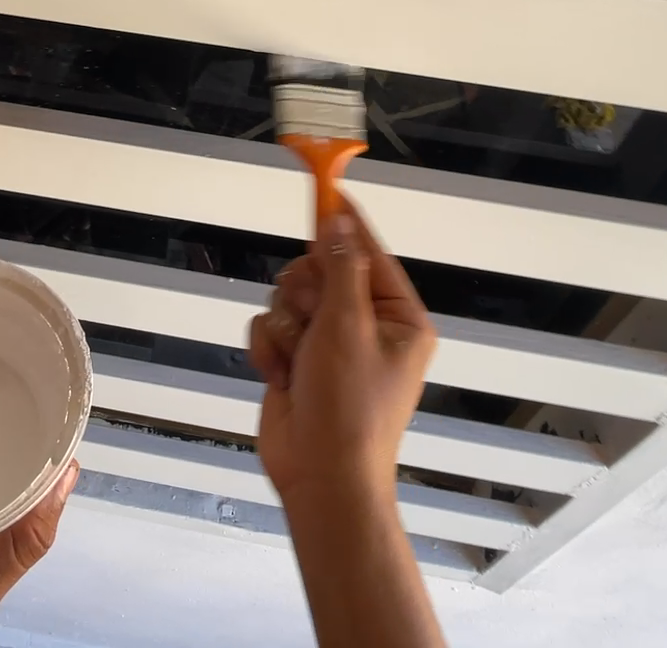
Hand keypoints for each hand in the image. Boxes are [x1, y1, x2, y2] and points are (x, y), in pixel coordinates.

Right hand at [246, 198, 434, 507]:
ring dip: (287, 325)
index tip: (326, 190)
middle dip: (306, 292)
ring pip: (289, 295)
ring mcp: (328, 341)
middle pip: (320, 269)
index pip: (369, 253)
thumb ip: (341, 269)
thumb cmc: (348, 407)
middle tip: (312, 317)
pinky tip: (281, 375)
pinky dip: (270, 347)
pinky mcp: (296, 356)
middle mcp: (364, 324)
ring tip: (298, 359)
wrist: (318, 476)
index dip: (345, 224)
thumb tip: (338, 224)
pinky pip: (271, 323)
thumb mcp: (349, 328)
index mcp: (397, 317)